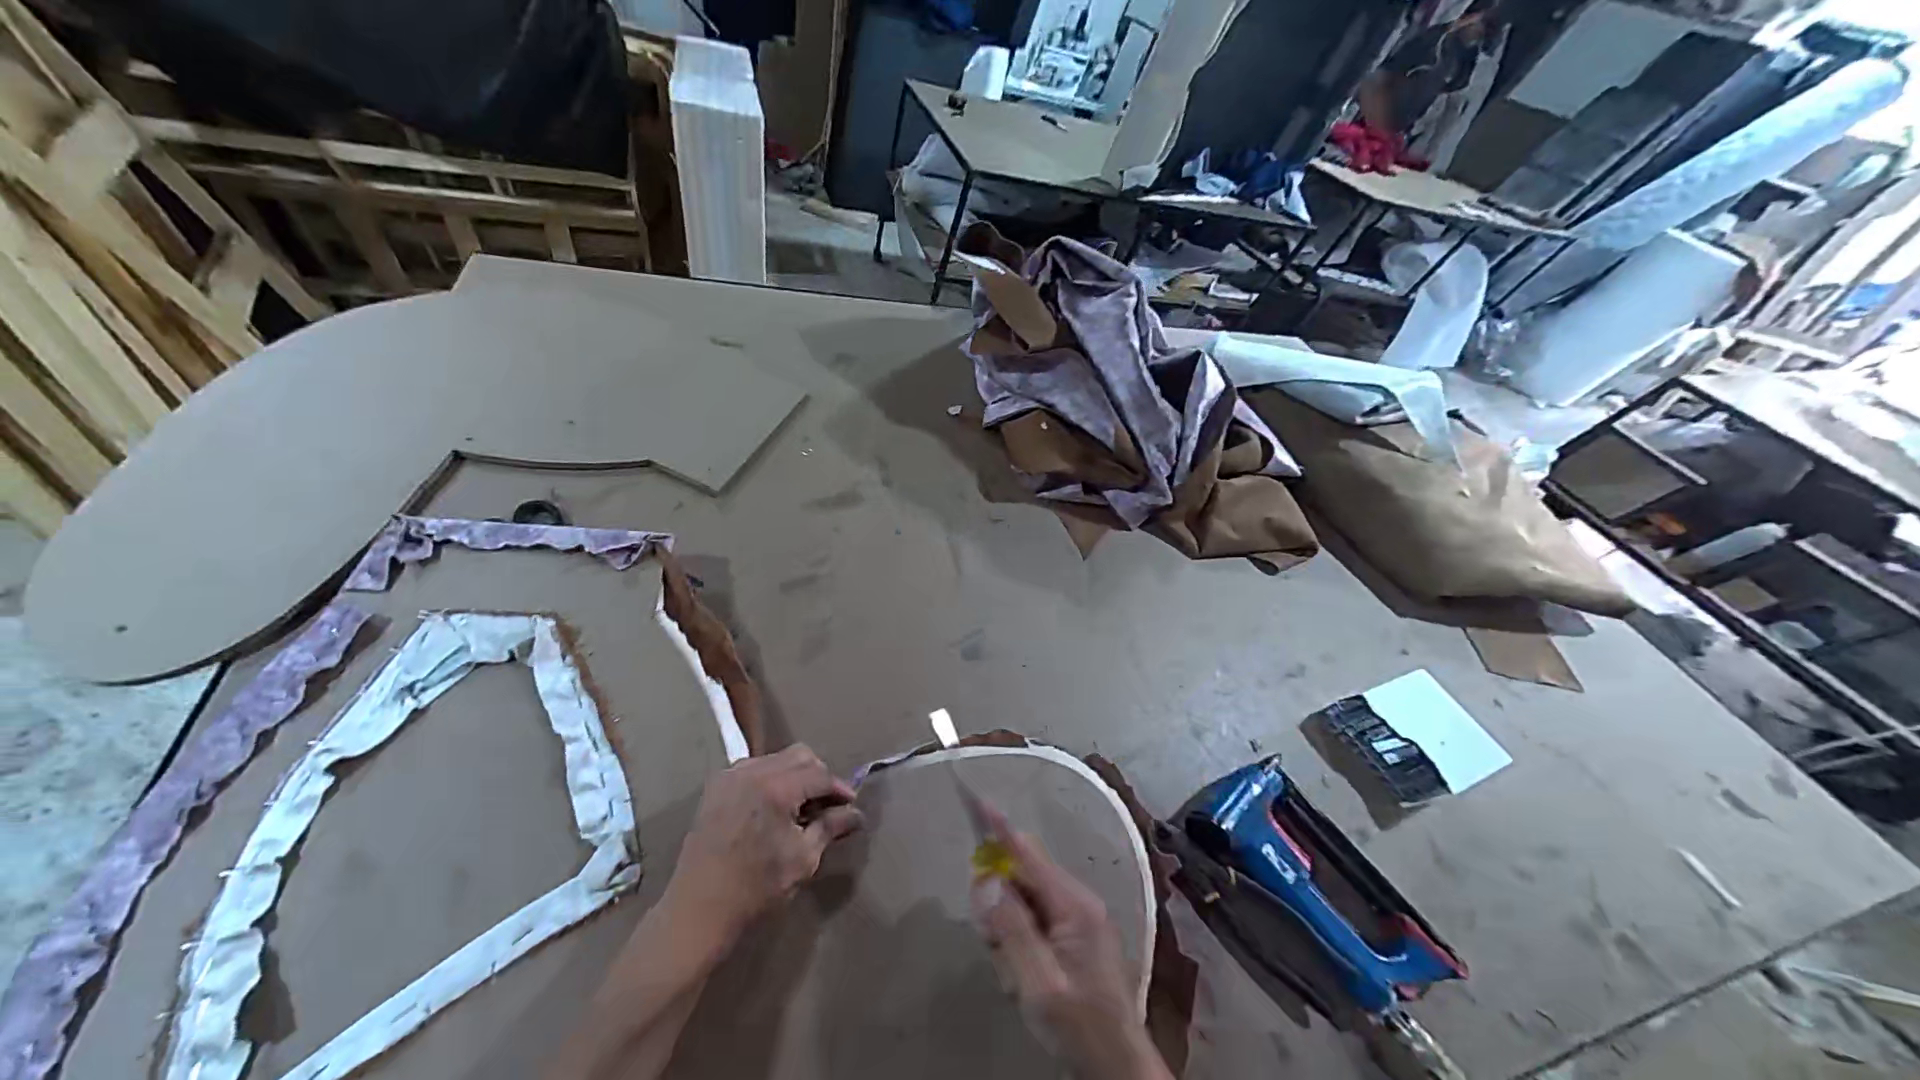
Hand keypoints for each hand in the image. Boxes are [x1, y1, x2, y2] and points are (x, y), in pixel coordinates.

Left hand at [662, 744, 863, 952]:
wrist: (698, 911)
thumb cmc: (756, 889)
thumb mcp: (803, 859)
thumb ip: (830, 827)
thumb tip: (856, 814)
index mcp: (776, 788)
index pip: (820, 774)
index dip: (840, 789)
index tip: (851, 807)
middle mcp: (752, 772)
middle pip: (800, 756)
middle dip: (818, 776)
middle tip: (827, 806)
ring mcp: (730, 777)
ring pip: (776, 759)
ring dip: (794, 776)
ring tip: (801, 808)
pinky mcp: (716, 788)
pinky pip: (753, 769)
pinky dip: (771, 780)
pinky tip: (774, 808)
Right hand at [970, 804, 1170, 1079]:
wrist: (1117, 1067)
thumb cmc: (1080, 1026)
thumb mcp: (1039, 984)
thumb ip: (1011, 929)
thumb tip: (986, 880)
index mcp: (1074, 905)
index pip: (1028, 855)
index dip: (1001, 829)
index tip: (978, 802)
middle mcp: (1078, 901)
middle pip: (1023, 875)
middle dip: (999, 899)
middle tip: (992, 942)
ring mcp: (1078, 917)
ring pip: (1025, 898)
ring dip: (1008, 927)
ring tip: (1015, 973)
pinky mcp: (1074, 934)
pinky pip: (1033, 918)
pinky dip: (1018, 939)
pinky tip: (1022, 973)